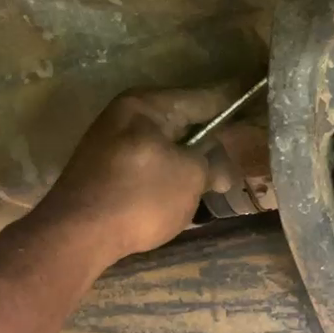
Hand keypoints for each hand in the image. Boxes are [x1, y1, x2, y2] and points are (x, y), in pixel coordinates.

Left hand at [36, 87, 236, 261]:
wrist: (77, 234)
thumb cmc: (140, 196)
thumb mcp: (191, 176)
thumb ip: (212, 164)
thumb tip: (220, 171)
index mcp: (146, 105)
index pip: (202, 98)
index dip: (233, 104)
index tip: (256, 101)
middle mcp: (125, 117)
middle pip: (182, 124)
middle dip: (212, 142)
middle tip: (242, 155)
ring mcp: (111, 145)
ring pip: (166, 149)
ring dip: (192, 164)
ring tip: (219, 183)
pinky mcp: (105, 173)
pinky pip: (150, 168)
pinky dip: (171, 178)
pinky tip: (186, 196)